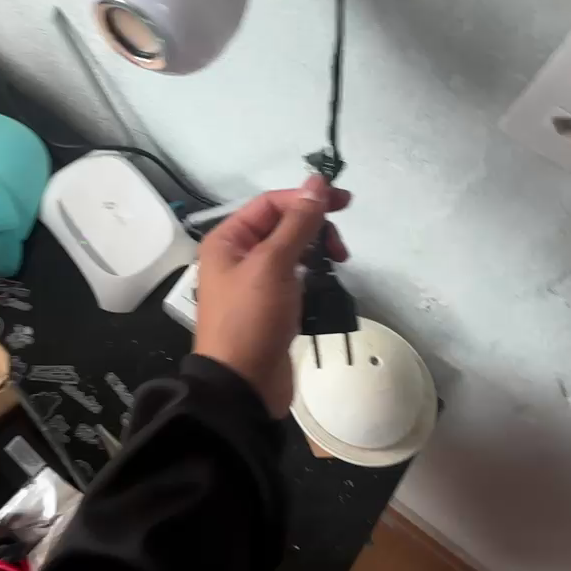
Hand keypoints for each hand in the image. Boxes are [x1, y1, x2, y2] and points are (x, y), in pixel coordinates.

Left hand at [194, 175, 350, 416]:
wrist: (242, 387)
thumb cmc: (250, 320)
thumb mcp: (273, 265)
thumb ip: (298, 223)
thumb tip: (316, 183)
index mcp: (227, 240)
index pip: (270, 204)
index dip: (305, 199)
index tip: (344, 203)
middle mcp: (237, 256)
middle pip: (282, 226)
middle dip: (314, 229)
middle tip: (340, 247)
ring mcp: (254, 283)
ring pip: (292, 253)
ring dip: (316, 253)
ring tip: (337, 265)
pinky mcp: (271, 307)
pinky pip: (295, 279)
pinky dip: (313, 277)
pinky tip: (326, 286)